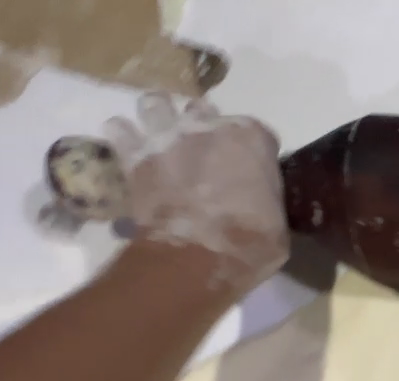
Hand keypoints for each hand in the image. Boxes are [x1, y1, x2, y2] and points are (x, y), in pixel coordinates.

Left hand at [104, 93, 289, 294]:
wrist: (199, 256)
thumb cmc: (251, 245)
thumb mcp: (278, 223)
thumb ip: (266, 197)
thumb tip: (258, 199)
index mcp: (251, 139)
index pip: (258, 132)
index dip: (256, 153)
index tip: (255, 171)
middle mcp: (207, 125)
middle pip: (204, 111)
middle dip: (206, 127)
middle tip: (207, 154)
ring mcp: (166, 134)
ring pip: (156, 105)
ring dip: (161, 118)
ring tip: (164, 139)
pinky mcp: (134, 153)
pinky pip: (120, 130)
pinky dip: (126, 138)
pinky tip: (133, 151)